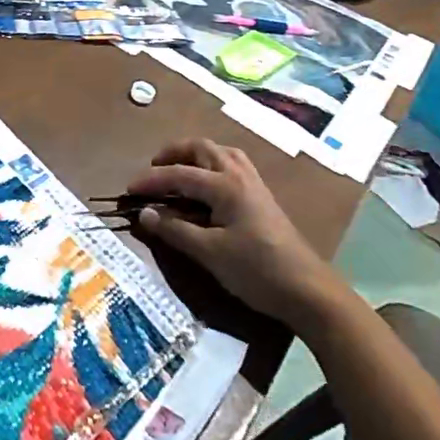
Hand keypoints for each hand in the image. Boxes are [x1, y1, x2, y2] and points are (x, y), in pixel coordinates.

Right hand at [128, 138, 347, 329]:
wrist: (309, 291)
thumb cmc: (257, 270)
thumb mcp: (210, 253)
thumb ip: (175, 230)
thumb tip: (145, 213)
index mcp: (224, 184)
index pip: (178, 174)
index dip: (151, 180)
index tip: (129, 190)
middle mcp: (238, 174)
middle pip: (200, 148)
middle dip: (173, 153)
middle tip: (154, 170)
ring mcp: (253, 183)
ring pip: (219, 152)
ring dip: (194, 156)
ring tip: (178, 171)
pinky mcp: (262, 196)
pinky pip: (231, 164)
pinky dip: (211, 165)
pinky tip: (207, 185)